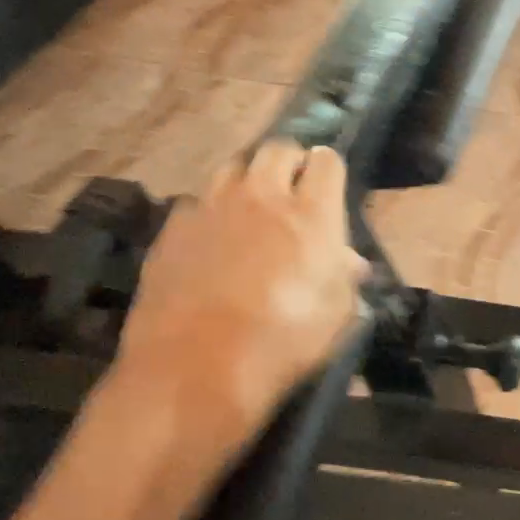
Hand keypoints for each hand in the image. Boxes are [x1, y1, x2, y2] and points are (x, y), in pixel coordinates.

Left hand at [114, 140, 370, 460]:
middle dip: (289, 162)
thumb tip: (348, 263)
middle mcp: (261, 198)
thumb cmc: (284, 343)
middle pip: (276, 150)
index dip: (329, 169)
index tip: (329, 184)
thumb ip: (344, 279)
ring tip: (253, 207)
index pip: (326, 162)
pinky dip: (211, 212)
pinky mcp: (171, 230)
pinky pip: (196, 203)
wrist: (196, 369)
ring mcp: (210, 209)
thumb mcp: (336, 315)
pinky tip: (214, 239)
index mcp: (312, 215)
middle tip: (293, 188)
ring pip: (231, 168)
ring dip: (248, 180)